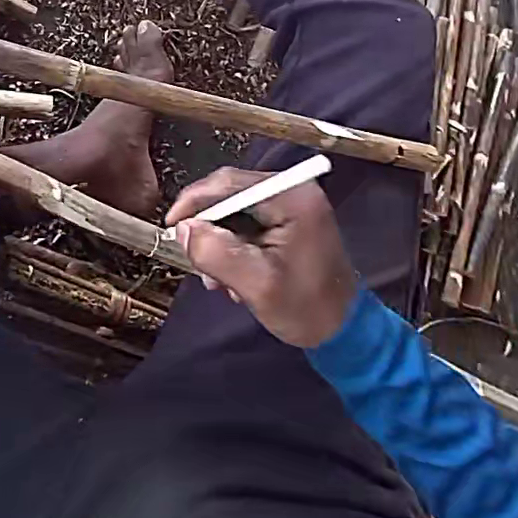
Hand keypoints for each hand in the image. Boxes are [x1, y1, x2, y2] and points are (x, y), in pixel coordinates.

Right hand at [165, 165, 358, 346]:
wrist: (345, 334)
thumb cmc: (308, 309)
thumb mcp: (258, 284)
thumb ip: (217, 253)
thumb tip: (184, 229)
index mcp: (292, 197)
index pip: (228, 183)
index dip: (194, 202)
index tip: (172, 225)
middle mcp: (291, 190)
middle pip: (228, 193)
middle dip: (206, 225)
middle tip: (192, 255)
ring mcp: (289, 203)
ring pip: (232, 208)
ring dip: (216, 239)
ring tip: (213, 275)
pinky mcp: (284, 218)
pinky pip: (243, 220)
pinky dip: (229, 244)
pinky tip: (229, 273)